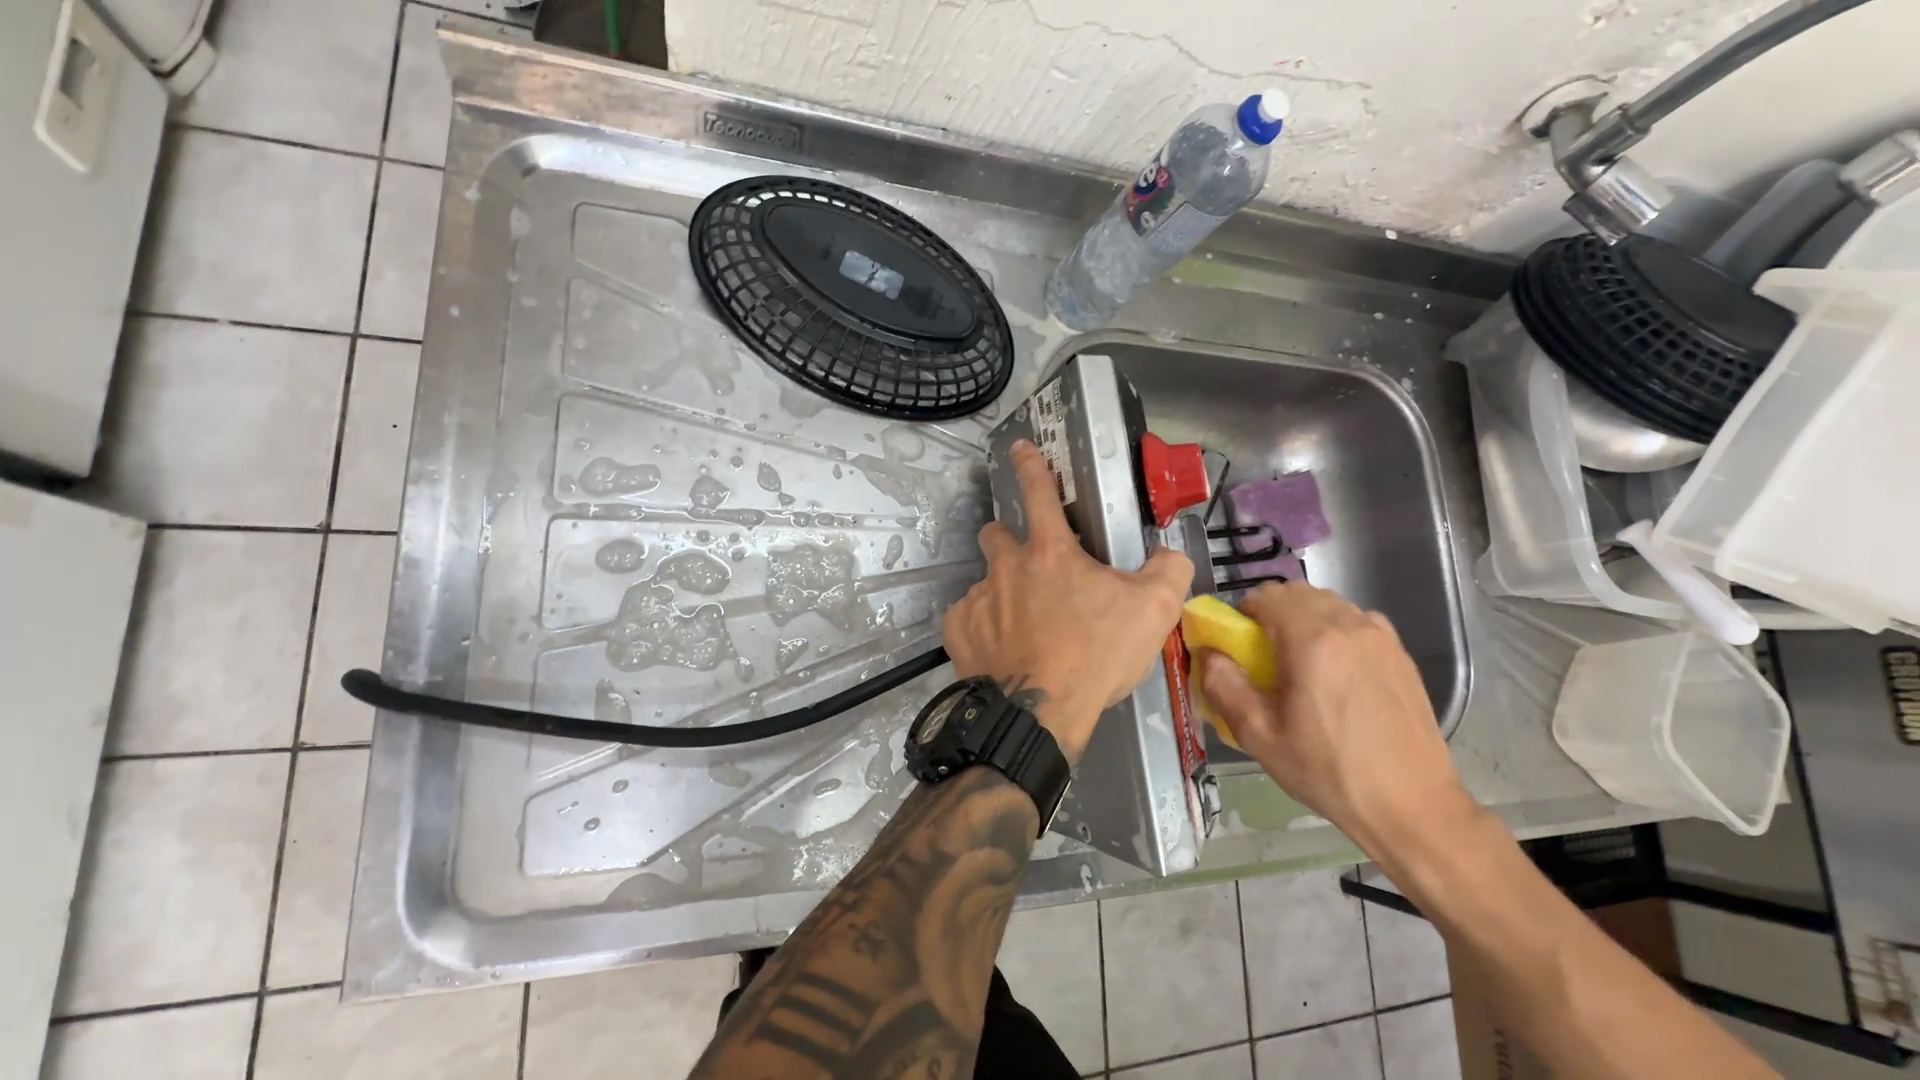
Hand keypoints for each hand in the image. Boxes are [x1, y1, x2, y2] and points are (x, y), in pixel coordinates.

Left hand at [942, 440, 1192, 762]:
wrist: (1038, 713)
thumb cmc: (1095, 656)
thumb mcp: (1153, 611)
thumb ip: (1168, 570)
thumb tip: (1168, 553)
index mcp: (1050, 552)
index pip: (1038, 493)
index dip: (1031, 465)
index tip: (1019, 448)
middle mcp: (1006, 567)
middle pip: (995, 534)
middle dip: (1007, 539)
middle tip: (1029, 567)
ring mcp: (978, 599)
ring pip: (985, 582)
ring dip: (1002, 592)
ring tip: (1024, 627)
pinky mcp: (958, 632)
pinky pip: (969, 618)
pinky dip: (984, 628)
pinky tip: (1003, 652)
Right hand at [1196, 582, 1475, 855]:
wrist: (1411, 804)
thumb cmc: (1329, 771)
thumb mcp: (1260, 736)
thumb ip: (1225, 686)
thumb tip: (1208, 653)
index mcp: (1312, 640)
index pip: (1267, 595)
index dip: (1244, 614)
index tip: (1239, 646)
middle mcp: (1350, 626)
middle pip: (1299, 594)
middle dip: (1274, 613)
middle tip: (1265, 657)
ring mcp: (1381, 637)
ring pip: (1330, 605)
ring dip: (1306, 620)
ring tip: (1301, 666)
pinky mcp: (1401, 654)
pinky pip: (1358, 623)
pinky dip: (1336, 633)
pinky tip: (1336, 675)